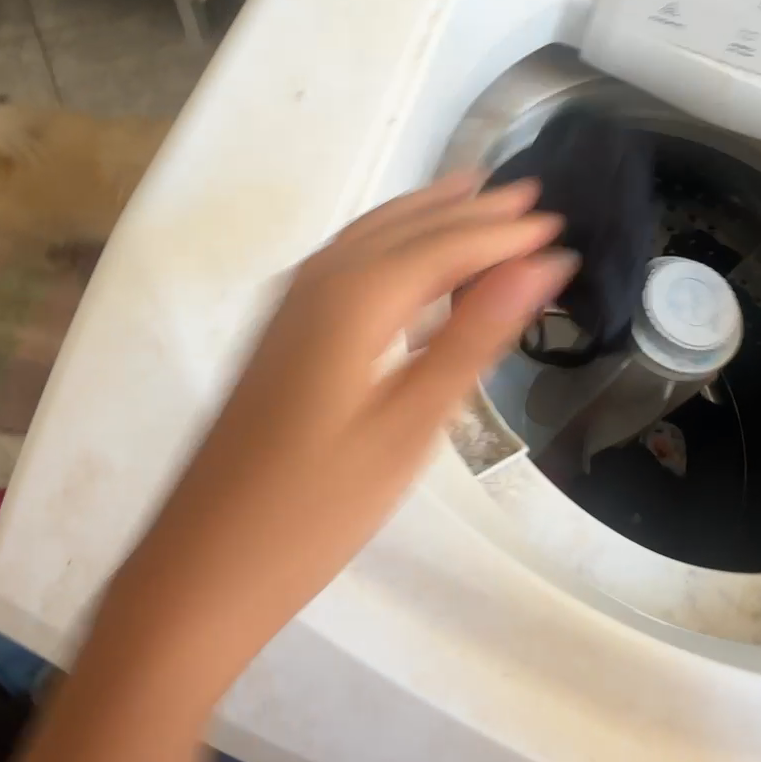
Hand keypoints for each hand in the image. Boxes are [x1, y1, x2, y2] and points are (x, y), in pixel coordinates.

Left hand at [20, 173, 574, 761]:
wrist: (201, 567)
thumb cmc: (318, 508)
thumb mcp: (410, 425)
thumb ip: (474, 336)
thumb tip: (543, 266)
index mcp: (356, 297)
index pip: (448, 245)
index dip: (506, 234)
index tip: (560, 224)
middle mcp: (319, 279)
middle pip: (409, 226)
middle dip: (473, 211)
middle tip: (531, 197)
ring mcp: (291, 301)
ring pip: (373, 233)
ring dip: (430, 213)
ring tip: (478, 194)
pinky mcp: (281, 328)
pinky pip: (349, 256)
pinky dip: (392, 238)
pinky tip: (408, 252)